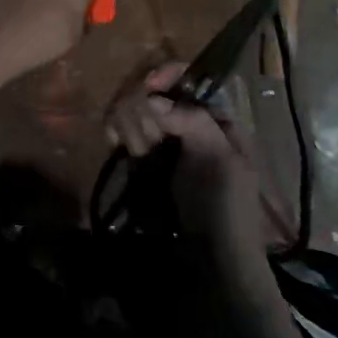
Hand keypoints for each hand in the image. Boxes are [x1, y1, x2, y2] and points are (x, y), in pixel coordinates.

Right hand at [107, 62, 288, 254]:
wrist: (214, 262)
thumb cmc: (223, 205)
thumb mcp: (219, 158)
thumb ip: (191, 120)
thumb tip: (151, 98)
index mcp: (219, 121)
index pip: (189, 81)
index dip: (168, 75)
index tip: (148, 84)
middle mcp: (193, 128)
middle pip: (159, 95)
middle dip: (144, 103)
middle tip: (137, 119)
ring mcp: (171, 148)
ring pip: (142, 115)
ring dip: (129, 120)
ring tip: (122, 135)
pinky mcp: (151, 168)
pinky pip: (132, 139)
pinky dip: (121, 136)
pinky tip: (113, 140)